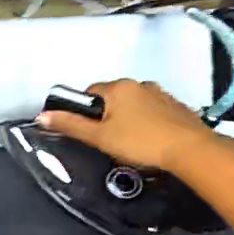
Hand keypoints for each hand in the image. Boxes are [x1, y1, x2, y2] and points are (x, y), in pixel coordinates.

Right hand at [36, 78, 217, 169]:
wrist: (191, 151)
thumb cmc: (140, 143)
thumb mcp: (99, 137)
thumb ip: (70, 125)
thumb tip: (42, 116)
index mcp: (118, 88)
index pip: (90, 92)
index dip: (85, 111)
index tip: (89, 130)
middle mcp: (139, 84)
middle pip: (113, 97)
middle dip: (107, 114)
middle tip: (108, 139)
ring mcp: (161, 93)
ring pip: (134, 103)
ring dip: (128, 117)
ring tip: (131, 141)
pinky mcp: (178, 106)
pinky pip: (153, 110)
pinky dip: (148, 120)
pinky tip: (150, 139)